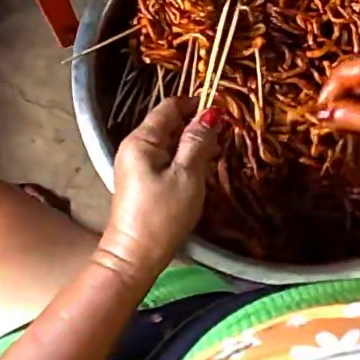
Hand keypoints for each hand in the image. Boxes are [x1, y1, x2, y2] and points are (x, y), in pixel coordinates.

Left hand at [98, 97, 225, 279]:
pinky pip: (164, 156)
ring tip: (217, 149)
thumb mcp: (187, 176)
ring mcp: (135, 163)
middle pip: (168, 122)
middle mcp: (134, 146)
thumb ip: (198, 142)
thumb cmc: (162, 216)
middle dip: (196, 123)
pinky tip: (200, 166)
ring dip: (191, 140)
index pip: (170, 106)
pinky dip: (182, 156)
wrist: (134, 256)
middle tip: (225, 132)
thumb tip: (211, 113)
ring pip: (167, 140)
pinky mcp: (140, 179)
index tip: (223, 110)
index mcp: (142, 140)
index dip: (196, 104)